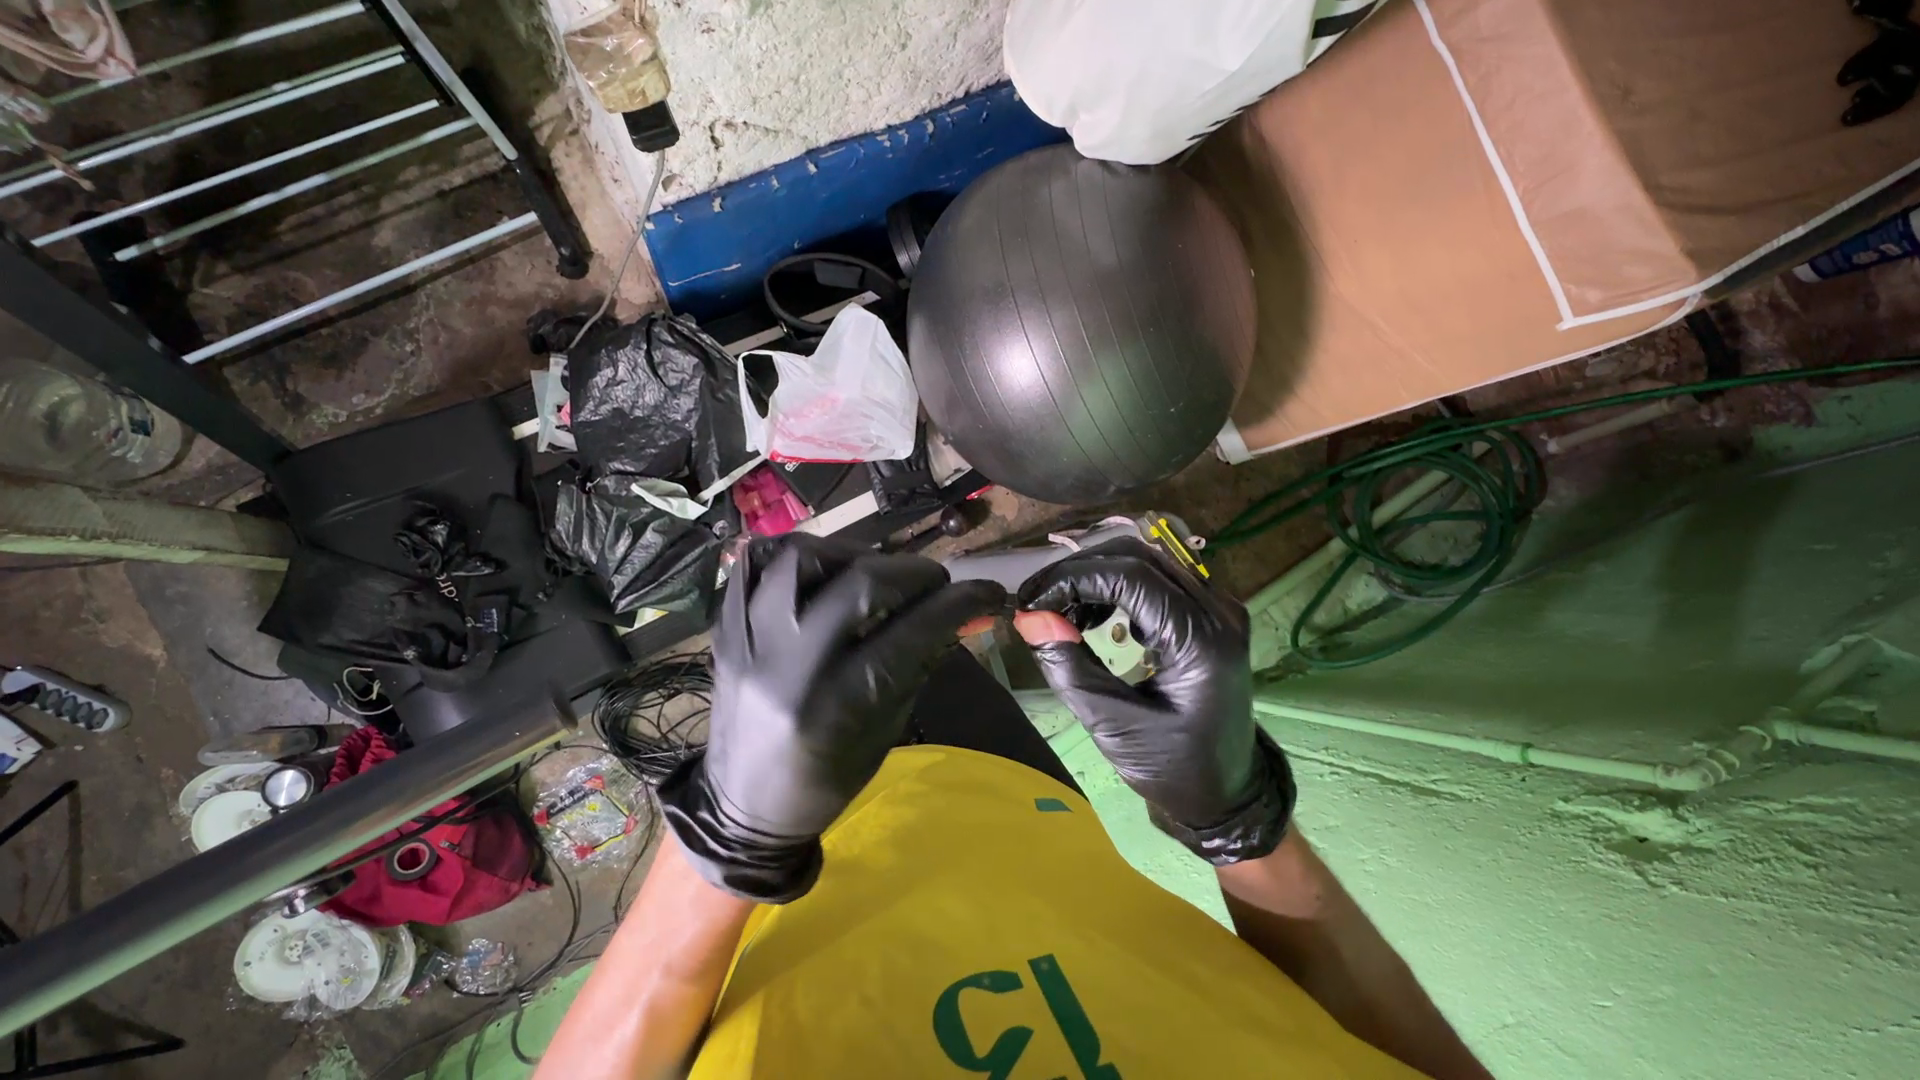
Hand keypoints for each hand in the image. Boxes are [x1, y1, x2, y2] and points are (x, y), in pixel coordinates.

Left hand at [658, 533, 1005, 901]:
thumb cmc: (827, 779)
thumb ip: (918, 663)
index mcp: (833, 708)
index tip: (986, 591)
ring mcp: (747, 640)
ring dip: (852, 555)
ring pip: (800, 557)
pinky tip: (823, 573)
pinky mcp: (724, 628)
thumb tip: (960, 610)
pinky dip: (796, 557)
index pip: (908, 634)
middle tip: (932, 584)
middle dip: (912, 573)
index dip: (958, 603)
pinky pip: (755, 564)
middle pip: (858, 584)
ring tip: (873, 573)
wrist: (744, 806)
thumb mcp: (885, 730)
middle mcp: (786, 666)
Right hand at [1015, 538, 1292, 863]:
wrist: (1226, 792)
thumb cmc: (1173, 768)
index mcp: (1200, 639)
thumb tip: (1028, 617)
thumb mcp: (1113, 726)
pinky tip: (1091, 616)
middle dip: (1079, 571)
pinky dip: (1116, 587)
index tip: (1030, 603)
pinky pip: (1158, 578)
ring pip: (1147, 561)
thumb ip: (1070, 668)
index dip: (1071, 579)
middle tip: (1038, 602)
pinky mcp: (1208, 614)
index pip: (1129, 576)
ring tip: (1060, 611)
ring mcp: (1218, 608)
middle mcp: (1217, 610)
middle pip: (1139, 557)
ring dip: (1096, 575)